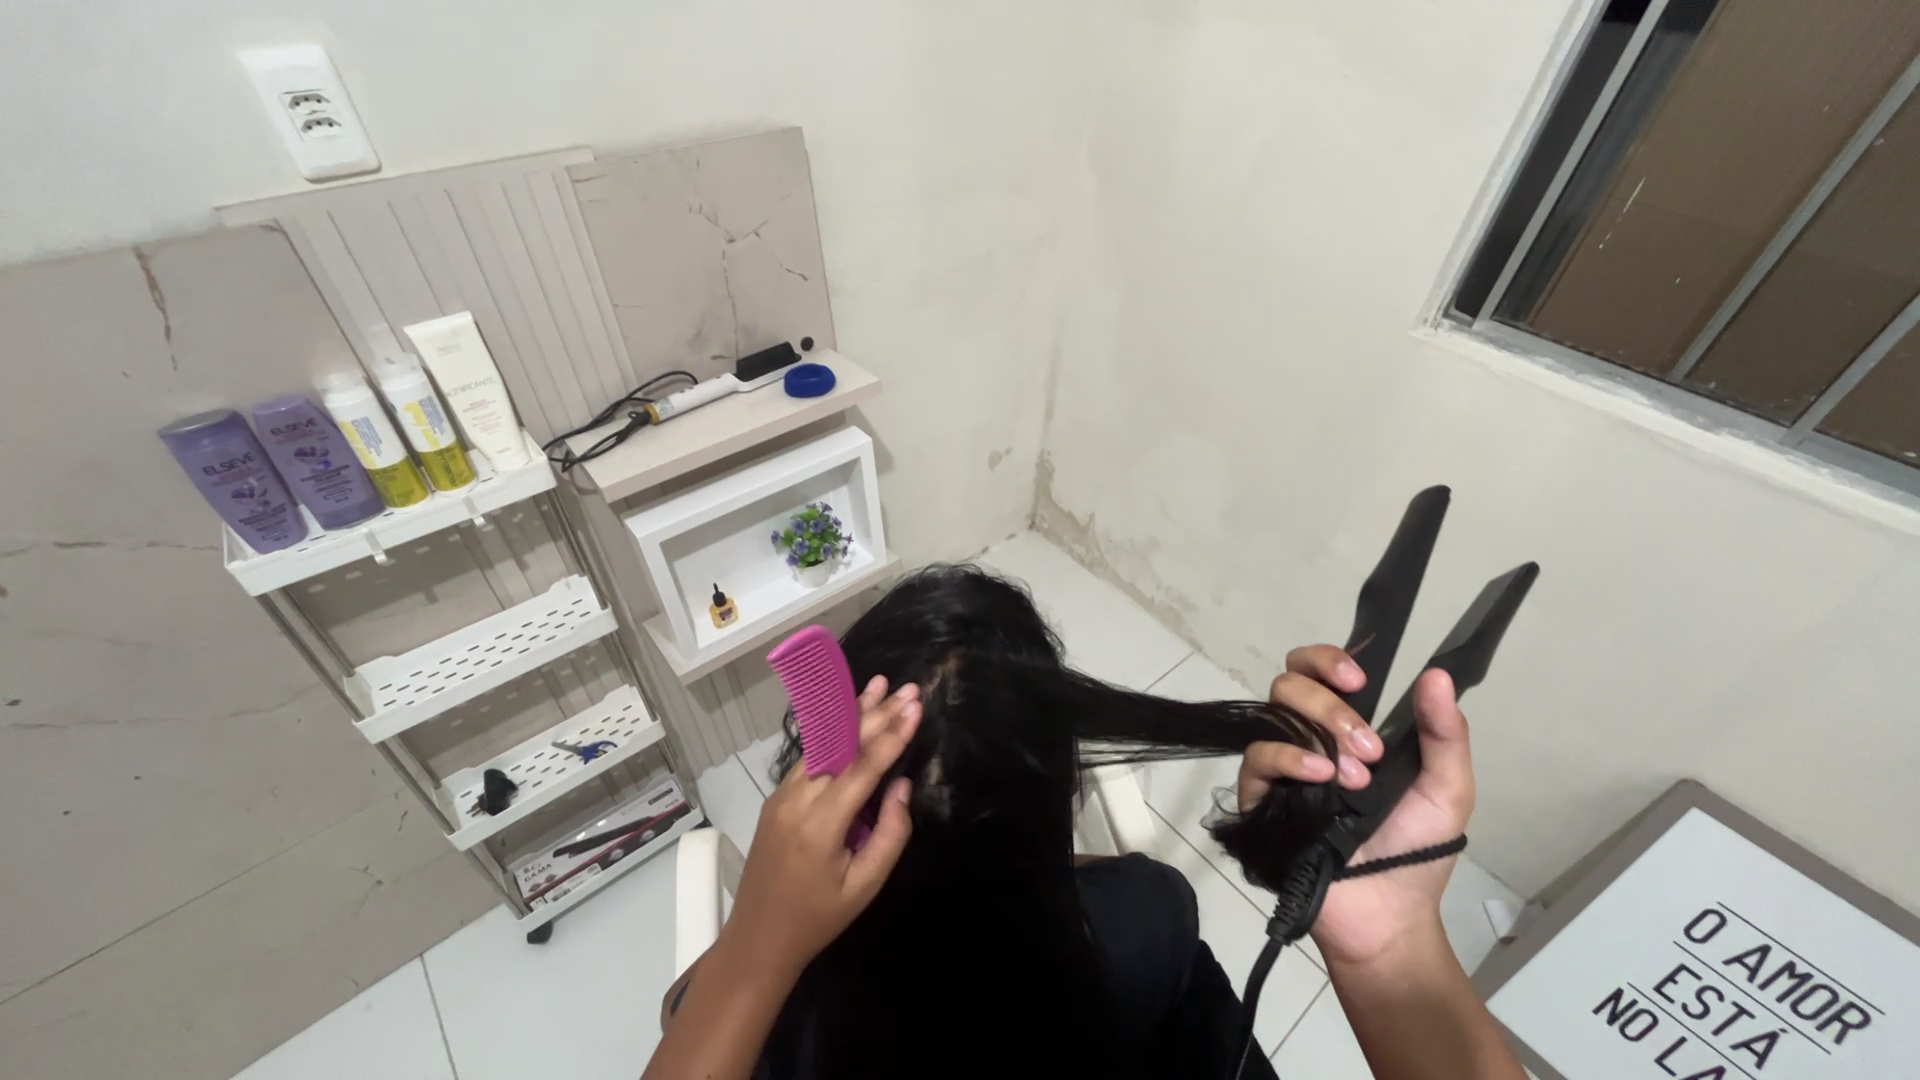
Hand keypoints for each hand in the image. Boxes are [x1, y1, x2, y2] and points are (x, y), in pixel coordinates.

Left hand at [722, 676, 921, 975]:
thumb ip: (890, 834)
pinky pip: (810, 757)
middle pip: (841, 745)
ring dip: (852, 714)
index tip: (915, 707)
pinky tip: (850, 714)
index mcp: (820, 825)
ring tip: (879, 686)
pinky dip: (833, 732)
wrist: (757, 939)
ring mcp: (781, 795)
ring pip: (821, 743)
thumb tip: (902, 785)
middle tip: (908, 688)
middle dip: (877, 713)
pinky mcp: (776, 797)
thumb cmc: (818, 918)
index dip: (891, 734)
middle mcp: (796, 800)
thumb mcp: (865, 886)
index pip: (862, 767)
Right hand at [1238, 646, 1474, 965]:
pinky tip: (1321, 778)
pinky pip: (1258, 757)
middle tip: (1368, 748)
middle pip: (1290, 682)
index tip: (1359, 680)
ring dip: (1317, 731)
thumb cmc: (1417, 852)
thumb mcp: (1447, 790)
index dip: (1328, 660)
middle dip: (1329, 705)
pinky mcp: (1258, 795)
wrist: (1387, 916)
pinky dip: (1289, 758)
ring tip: (1354, 777)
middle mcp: (1306, 735)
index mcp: (1346, 725)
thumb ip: (1444, 733)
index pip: (1317, 669)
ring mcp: (1279, 764)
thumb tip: (1437, 674)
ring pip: (1273, 711)